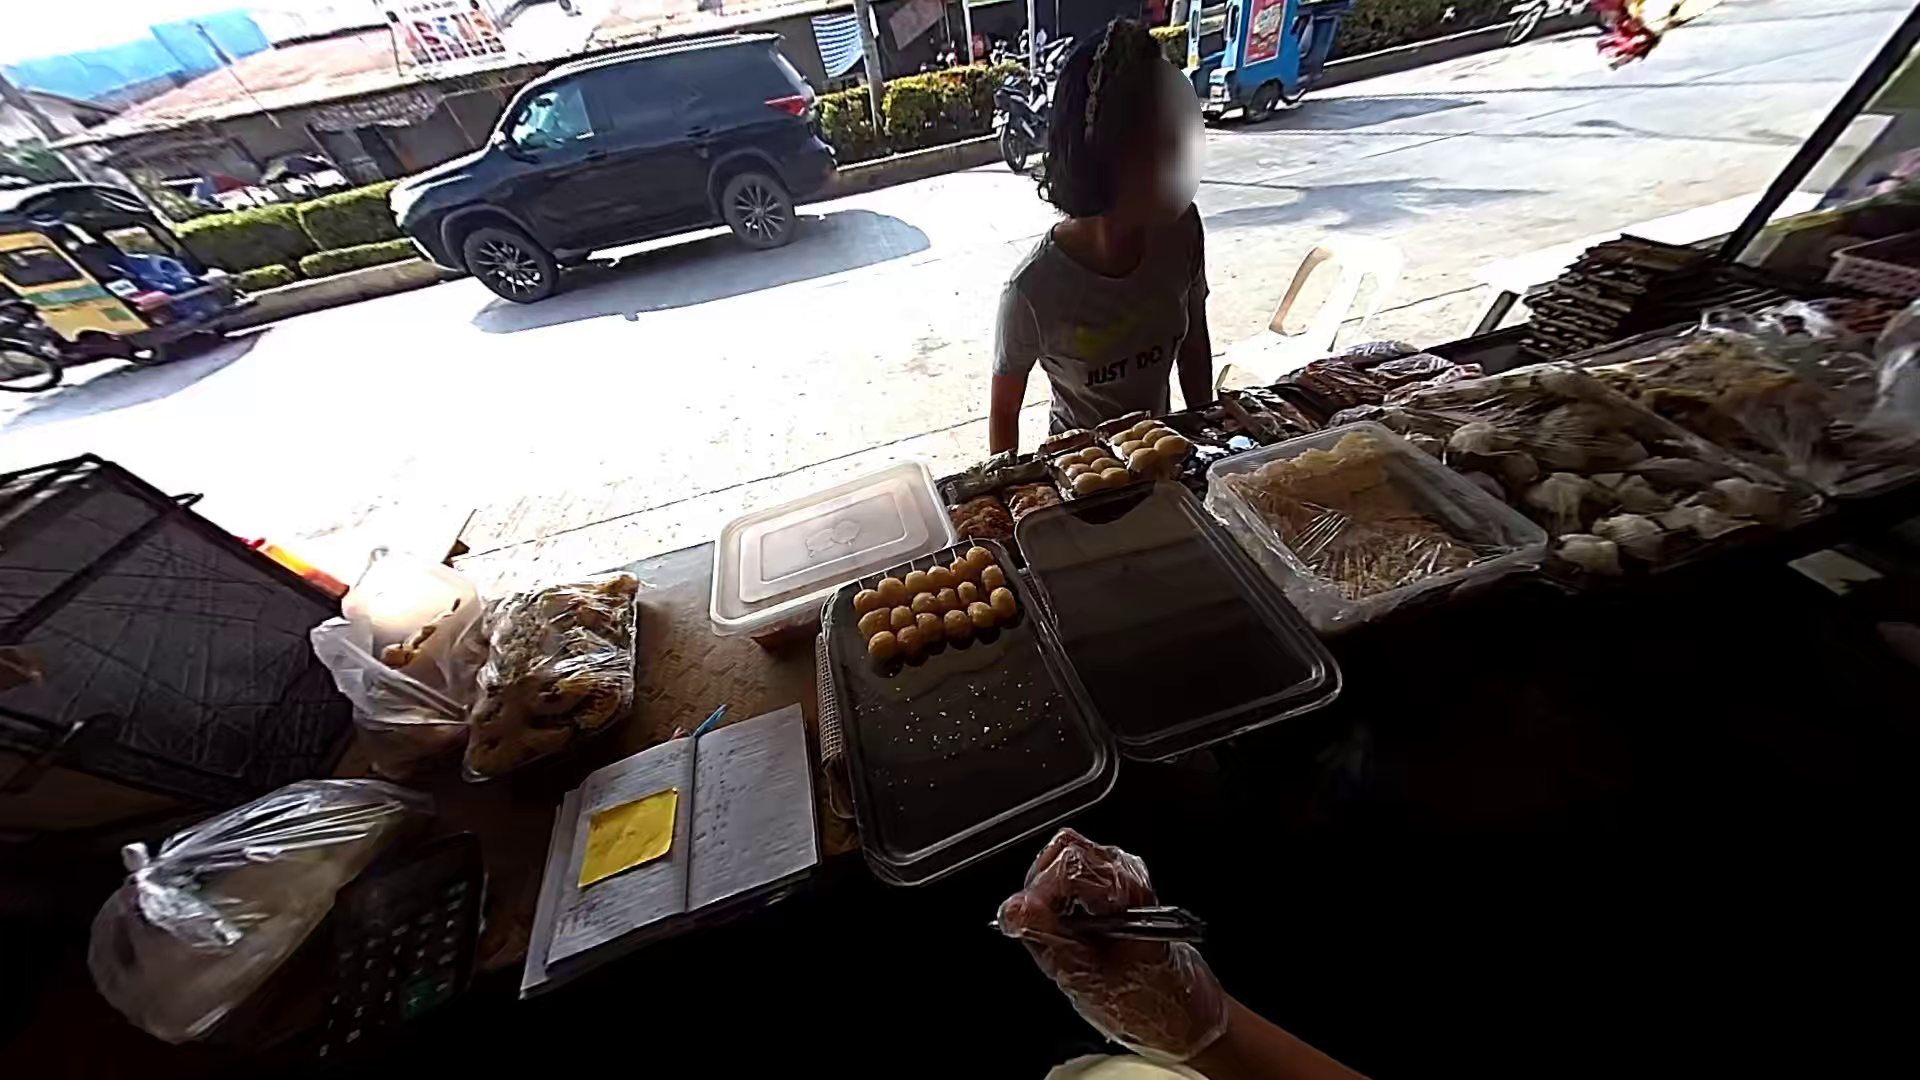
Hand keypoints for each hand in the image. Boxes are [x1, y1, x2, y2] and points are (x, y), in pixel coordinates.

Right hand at [996, 829, 1229, 1061]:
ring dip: (1048, 888)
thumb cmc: (1145, 1001)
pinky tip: (1067, 922)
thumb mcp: (1088, 979)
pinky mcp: (1112, 874)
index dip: (1037, 891)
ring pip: (1066, 853)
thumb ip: (1048, 938)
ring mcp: (1120, 868)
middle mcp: (1126, 870)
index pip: (1068, 866)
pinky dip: (1059, 891)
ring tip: (1054, 927)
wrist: (1181, 1011)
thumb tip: (1012, 910)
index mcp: (1127, 891)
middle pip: (1065, 850)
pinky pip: (1073, 864)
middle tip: (1037, 924)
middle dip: (1040, 886)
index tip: (1023, 919)